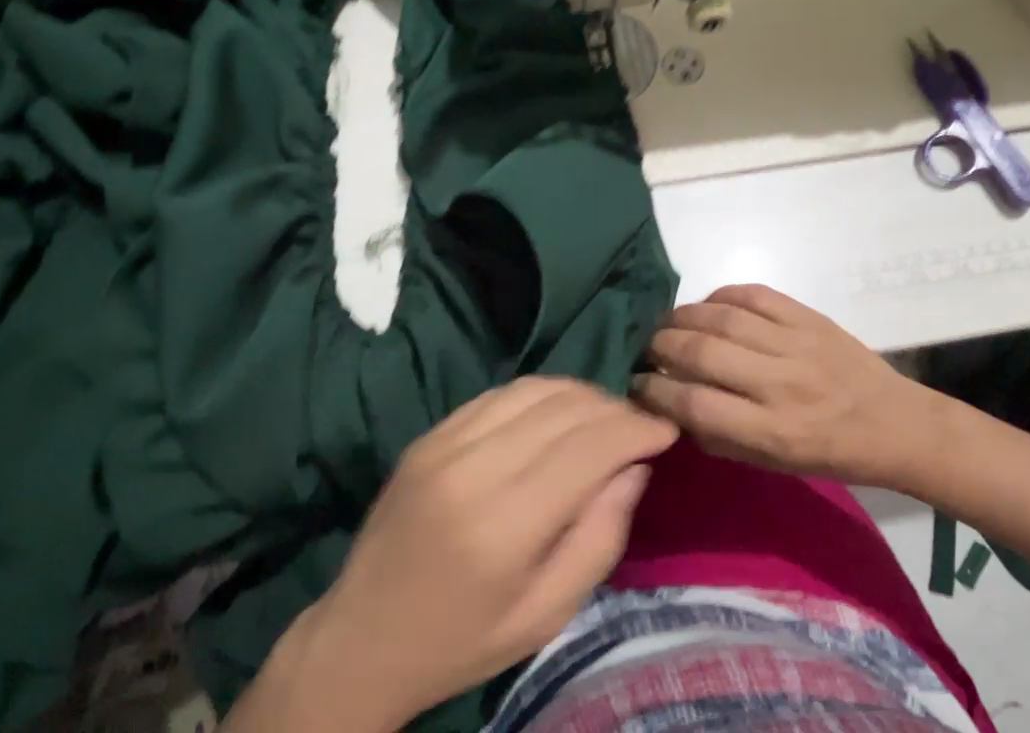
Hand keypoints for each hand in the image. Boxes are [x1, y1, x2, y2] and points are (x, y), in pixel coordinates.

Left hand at [232, 377, 675, 732]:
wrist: (363, 638)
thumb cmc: (464, 640)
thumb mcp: (547, 614)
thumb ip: (598, 539)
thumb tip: (633, 469)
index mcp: (503, 525)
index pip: (588, 447)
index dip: (636, 429)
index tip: (667, 430)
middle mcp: (471, 469)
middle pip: (563, 409)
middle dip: (614, 409)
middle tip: (641, 428)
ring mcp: (442, 445)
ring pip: (531, 390)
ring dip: (580, 395)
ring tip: (606, 418)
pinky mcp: (427, 437)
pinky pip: (496, 395)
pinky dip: (539, 396)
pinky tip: (557, 416)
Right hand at [632, 284, 934, 485]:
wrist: (894, 424)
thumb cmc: (828, 454)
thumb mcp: (770, 464)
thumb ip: (717, 436)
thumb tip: (669, 403)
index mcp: (771, 431)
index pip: (694, 404)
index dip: (653, 391)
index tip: (634, 384)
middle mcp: (780, 384)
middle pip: (701, 353)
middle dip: (659, 346)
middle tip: (643, 348)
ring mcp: (796, 344)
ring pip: (721, 317)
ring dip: (682, 317)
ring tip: (666, 324)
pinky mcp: (809, 317)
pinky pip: (754, 294)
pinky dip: (720, 295)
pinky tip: (707, 306)